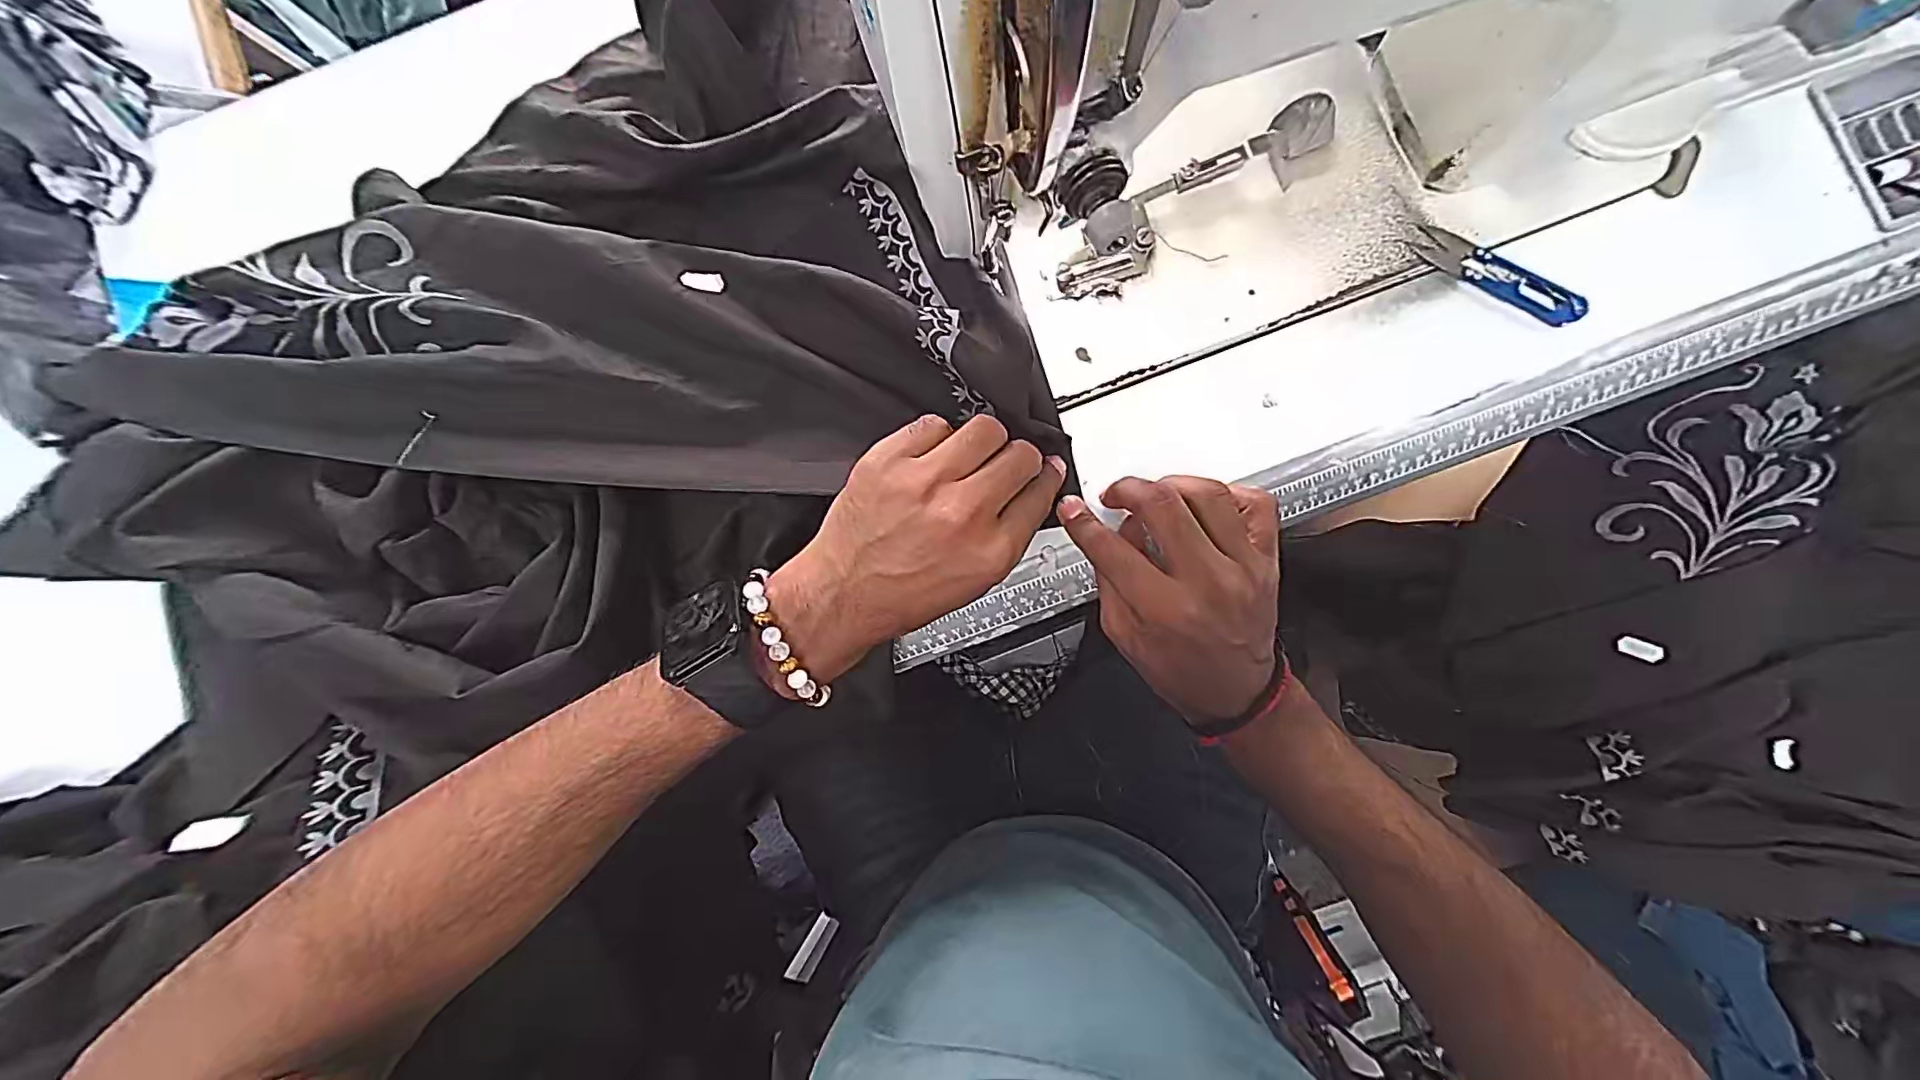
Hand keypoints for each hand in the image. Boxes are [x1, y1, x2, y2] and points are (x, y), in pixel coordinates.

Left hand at [765, 414, 1065, 683]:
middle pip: (1021, 456)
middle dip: (1021, 457)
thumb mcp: (975, 581)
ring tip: (970, 455)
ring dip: (985, 440)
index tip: (1045, 471)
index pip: (1040, 493)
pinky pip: (934, 423)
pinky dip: (938, 435)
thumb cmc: (902, 594)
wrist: (843, 593)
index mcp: (990, 550)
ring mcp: (924, 482)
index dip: (1046, 478)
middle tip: (1008, 461)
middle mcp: (962, 513)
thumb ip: (1009, 535)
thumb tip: (1031, 495)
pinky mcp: (889, 461)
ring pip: (984, 430)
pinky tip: (932, 455)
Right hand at [1057, 476, 1280, 725]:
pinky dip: (1226, 492)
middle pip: (1162, 506)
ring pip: (1207, 494)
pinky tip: (1205, 504)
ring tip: (1158, 496)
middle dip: (1127, 490)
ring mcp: (1243, 568)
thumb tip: (1100, 537)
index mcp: (1165, 610)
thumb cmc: (1183, 671)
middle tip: (1117, 495)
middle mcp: (1207, 584)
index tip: (1074, 510)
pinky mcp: (1267, 560)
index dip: (1083, 522)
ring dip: (1172, 484)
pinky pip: (1255, 504)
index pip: (1112, 548)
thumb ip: (1109, 583)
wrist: (1237, 691)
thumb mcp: (1125, 636)